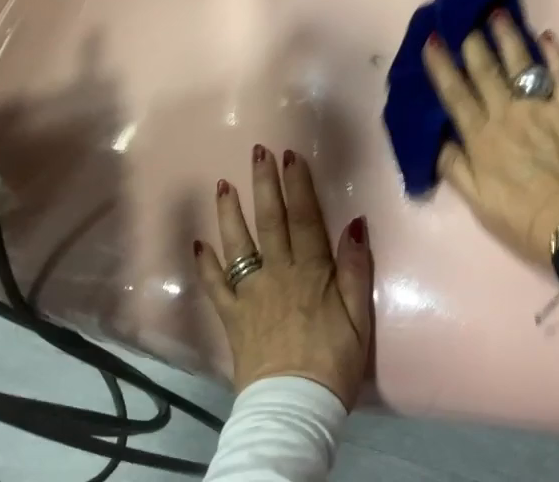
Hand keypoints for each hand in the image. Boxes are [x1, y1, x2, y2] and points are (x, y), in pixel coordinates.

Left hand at [194, 145, 373, 407]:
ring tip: (223, 184)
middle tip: (257, 152)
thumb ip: (356, 269)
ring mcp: (250, 293)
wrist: (293, 405)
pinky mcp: (232, 316)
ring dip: (230, 212)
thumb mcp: (360, 317)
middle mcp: (278, 273)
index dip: (298, 184)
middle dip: (264, 184)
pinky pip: (214, 285)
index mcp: (312, 271)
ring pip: (237, 244)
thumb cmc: (334, 360)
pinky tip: (198, 243)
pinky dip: (204, 263)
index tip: (290, 155)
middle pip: (270, 221)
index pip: (305, 217)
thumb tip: (355, 223)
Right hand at [421, 13, 558, 271]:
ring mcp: (541, 108)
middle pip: (485, 70)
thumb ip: (455, 168)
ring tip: (497, 13)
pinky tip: (548, 36)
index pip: (455, 94)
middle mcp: (507, 115)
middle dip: (471, 42)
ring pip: (520, 63)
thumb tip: (436, 138)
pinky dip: (556, 54)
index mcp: (481, 138)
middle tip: (463, 15)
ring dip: (507, 36)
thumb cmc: (526, 222)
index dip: (441, 66)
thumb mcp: (479, 204)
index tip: (432, 40)